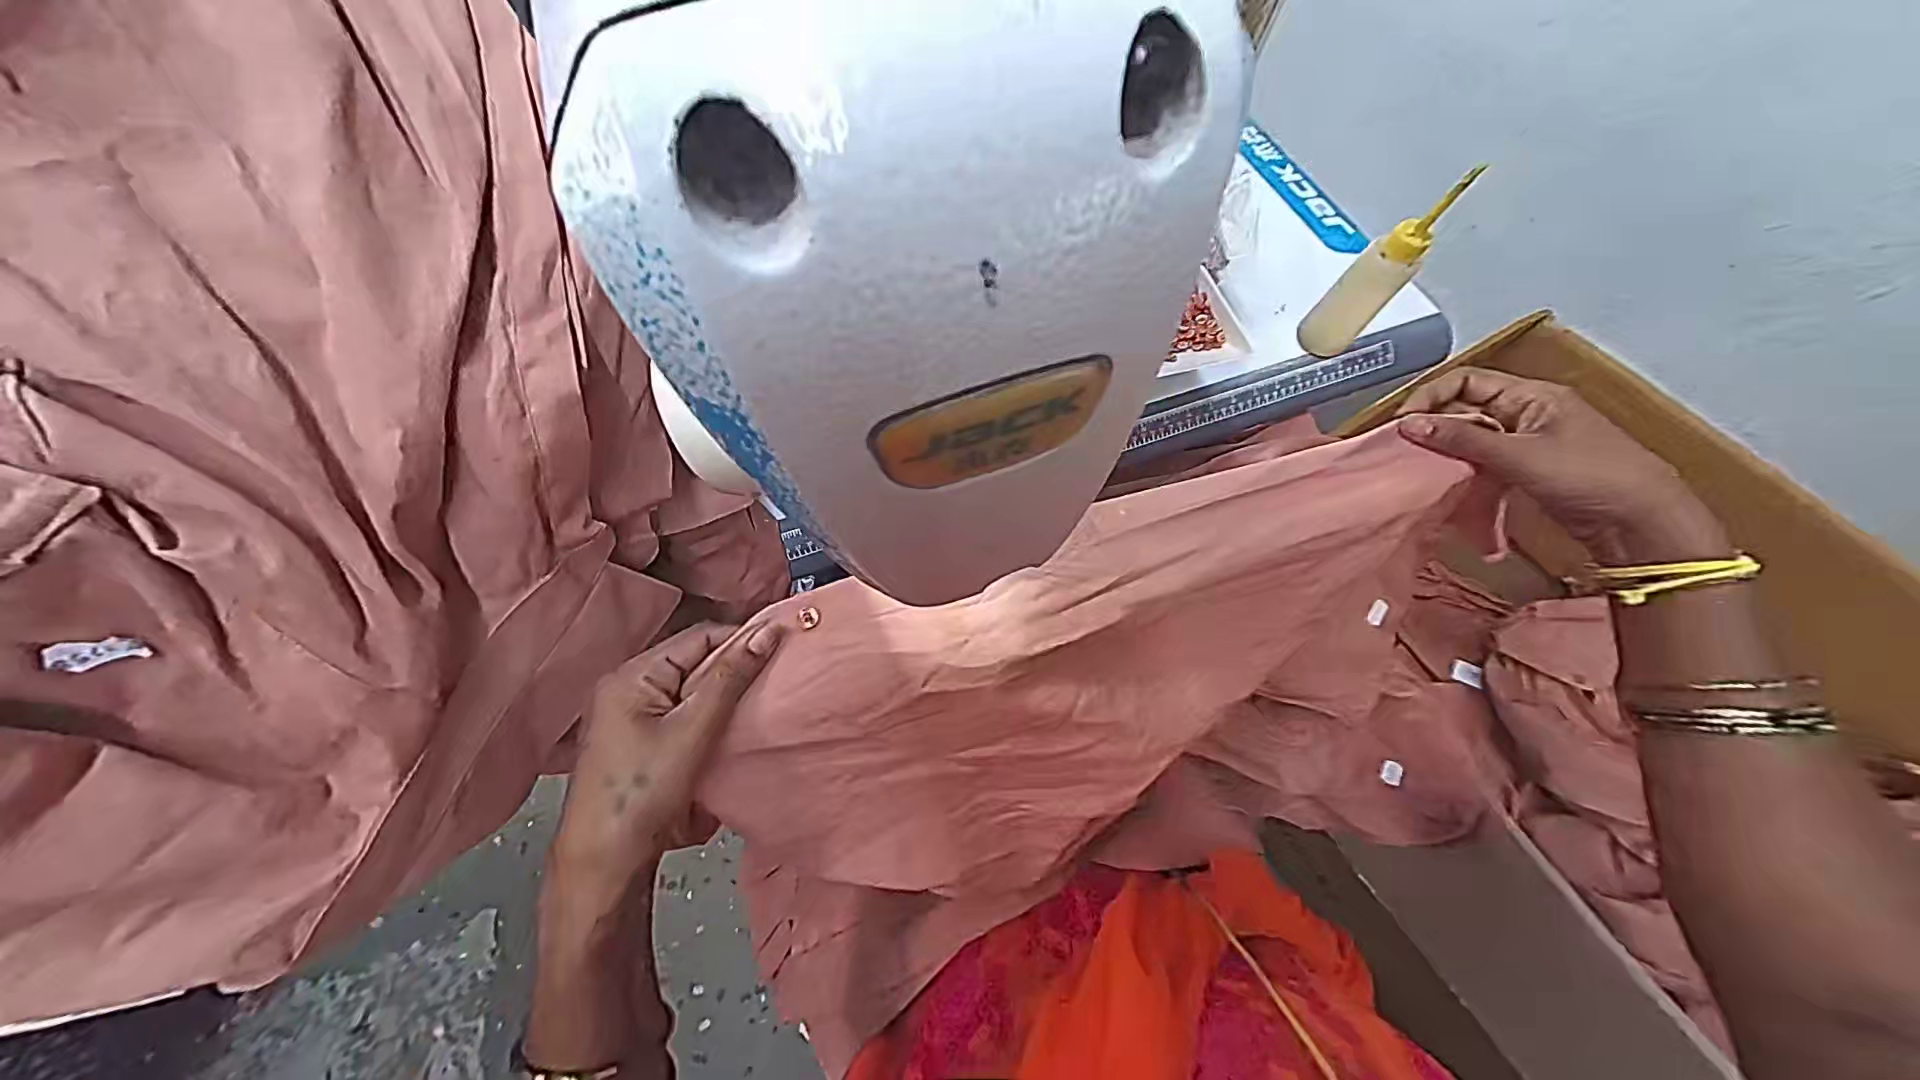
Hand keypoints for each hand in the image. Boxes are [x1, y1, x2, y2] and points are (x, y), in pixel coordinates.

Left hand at [547, 620, 783, 904]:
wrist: (605, 864)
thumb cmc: (641, 796)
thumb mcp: (695, 729)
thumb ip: (731, 677)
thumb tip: (766, 634)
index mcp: (632, 675)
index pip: (700, 637)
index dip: (742, 639)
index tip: (780, 647)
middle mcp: (627, 687)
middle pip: (696, 660)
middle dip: (735, 667)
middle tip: (773, 676)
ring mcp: (632, 714)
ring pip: (694, 686)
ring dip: (725, 693)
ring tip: (758, 701)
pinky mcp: (641, 739)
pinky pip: (685, 710)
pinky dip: (711, 714)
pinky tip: (731, 726)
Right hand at [1395, 368, 1729, 563]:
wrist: (1639, 521)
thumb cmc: (1589, 476)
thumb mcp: (1518, 454)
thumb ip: (1461, 439)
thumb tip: (1407, 424)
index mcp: (1532, 395)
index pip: (1466, 380)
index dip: (1431, 396)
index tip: (1403, 423)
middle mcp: (1526, 410)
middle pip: (1464, 406)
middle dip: (1432, 421)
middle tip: (1401, 446)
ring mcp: (1525, 439)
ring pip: (1469, 433)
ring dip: (1443, 445)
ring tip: (1416, 463)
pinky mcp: (1523, 466)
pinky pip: (1479, 456)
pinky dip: (1458, 464)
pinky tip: (1443, 477)